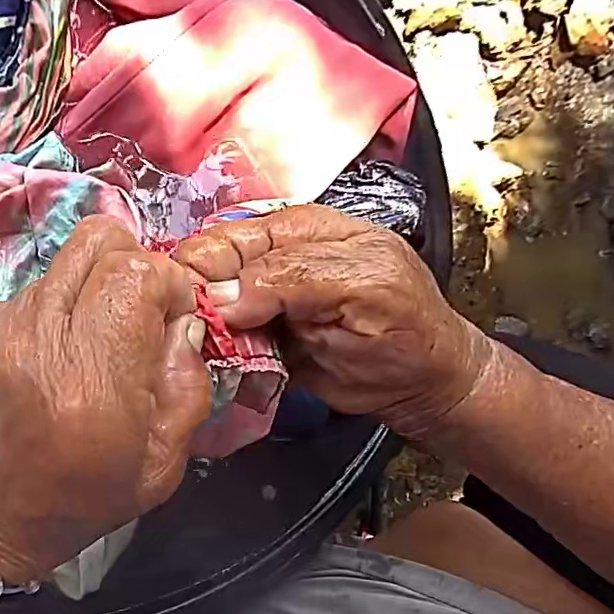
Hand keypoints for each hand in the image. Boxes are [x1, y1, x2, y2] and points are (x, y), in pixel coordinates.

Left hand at [0, 217, 210, 583]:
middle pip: (100, 240)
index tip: (175, 319)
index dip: (169, 283)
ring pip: (72, 257)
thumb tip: (183, 324)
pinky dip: (70, 303)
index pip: (136, 273)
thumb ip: (188, 385)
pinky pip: (44, 283)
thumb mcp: (163, 462)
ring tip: (104, 339)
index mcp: (92, 382)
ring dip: (103, 285)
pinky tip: (67, 352)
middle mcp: (41, 339)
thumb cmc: (81, 500)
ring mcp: (4, 324)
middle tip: (146, 315)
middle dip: (138, 266)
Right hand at [174, 205, 491, 441]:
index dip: (204, 270)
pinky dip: (215, 360)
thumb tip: (219, 294)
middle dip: (196, 303)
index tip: (191, 308)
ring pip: (209, 312)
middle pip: (208, 272)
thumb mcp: (362, 288)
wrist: (421, 383)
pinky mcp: (259, 344)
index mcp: (297, 231)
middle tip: (193, 335)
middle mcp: (271, 262)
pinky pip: (223, 347)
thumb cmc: (406, 328)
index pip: (229, 239)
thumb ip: (293, 279)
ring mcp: (261, 306)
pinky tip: (218, 370)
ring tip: (205, 356)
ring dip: (202, 335)